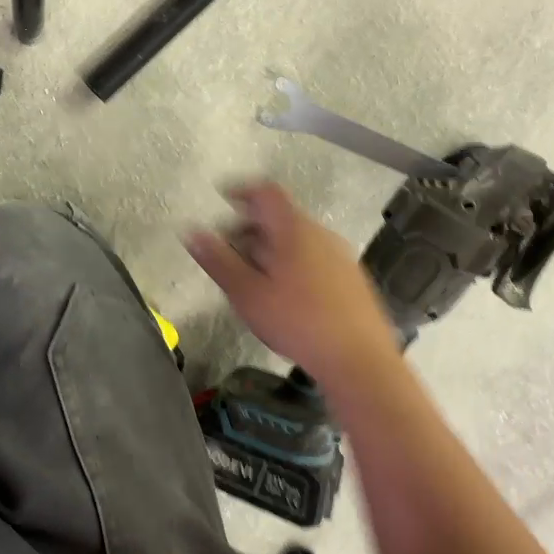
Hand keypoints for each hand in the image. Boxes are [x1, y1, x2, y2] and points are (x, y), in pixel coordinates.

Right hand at [183, 182, 397, 382]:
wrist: (361, 363)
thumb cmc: (297, 322)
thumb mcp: (246, 293)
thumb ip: (218, 260)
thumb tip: (191, 232)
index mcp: (295, 230)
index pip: (266, 193)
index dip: (241, 190)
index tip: (221, 198)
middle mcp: (321, 235)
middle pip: (281, 216)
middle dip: (250, 226)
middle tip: (228, 247)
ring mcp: (342, 257)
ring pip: (298, 239)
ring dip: (270, 247)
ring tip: (251, 275)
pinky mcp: (353, 280)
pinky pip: (314, 257)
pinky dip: (291, 262)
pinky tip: (283, 294)